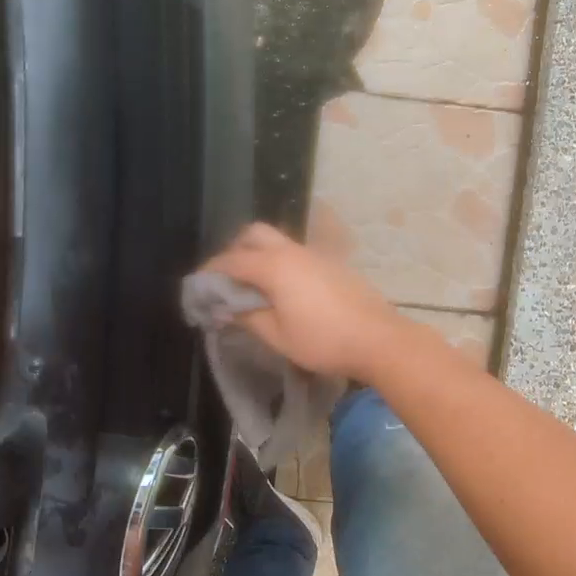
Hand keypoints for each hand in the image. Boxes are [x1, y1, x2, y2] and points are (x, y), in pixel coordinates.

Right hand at [201, 223, 418, 381]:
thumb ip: (248, 317)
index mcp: (273, 266)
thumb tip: (227, 308)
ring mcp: (314, 254)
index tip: (197, 287)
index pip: (231, 260)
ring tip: (252, 287)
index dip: (210, 272)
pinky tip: (282, 290)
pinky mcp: (331, 264)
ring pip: (277, 241)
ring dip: (258, 255)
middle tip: (227, 280)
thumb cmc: (323, 340)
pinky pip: (295, 253)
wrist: (378, 339)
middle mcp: (292, 251)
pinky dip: (279, 262)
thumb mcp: (277, 336)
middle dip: (234, 250)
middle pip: (254, 234)